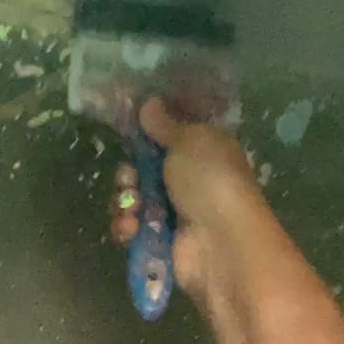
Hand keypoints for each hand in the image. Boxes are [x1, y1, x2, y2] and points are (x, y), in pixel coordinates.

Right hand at [109, 99, 261, 300]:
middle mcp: (186, 180)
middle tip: (131, 180)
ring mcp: (171, 211)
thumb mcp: (190, 140)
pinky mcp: (158, 239)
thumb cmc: (210, 182)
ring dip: (124, 203)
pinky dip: (126, 228)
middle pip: (140, 171)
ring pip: (131, 201)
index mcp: (201, 150)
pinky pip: (130, 228)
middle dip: (128, 176)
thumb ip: (165, 124)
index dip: (144, 138)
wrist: (219, 241)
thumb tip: (149, 102)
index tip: (128, 136)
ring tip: (133, 210)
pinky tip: (132, 229)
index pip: (165, 139)